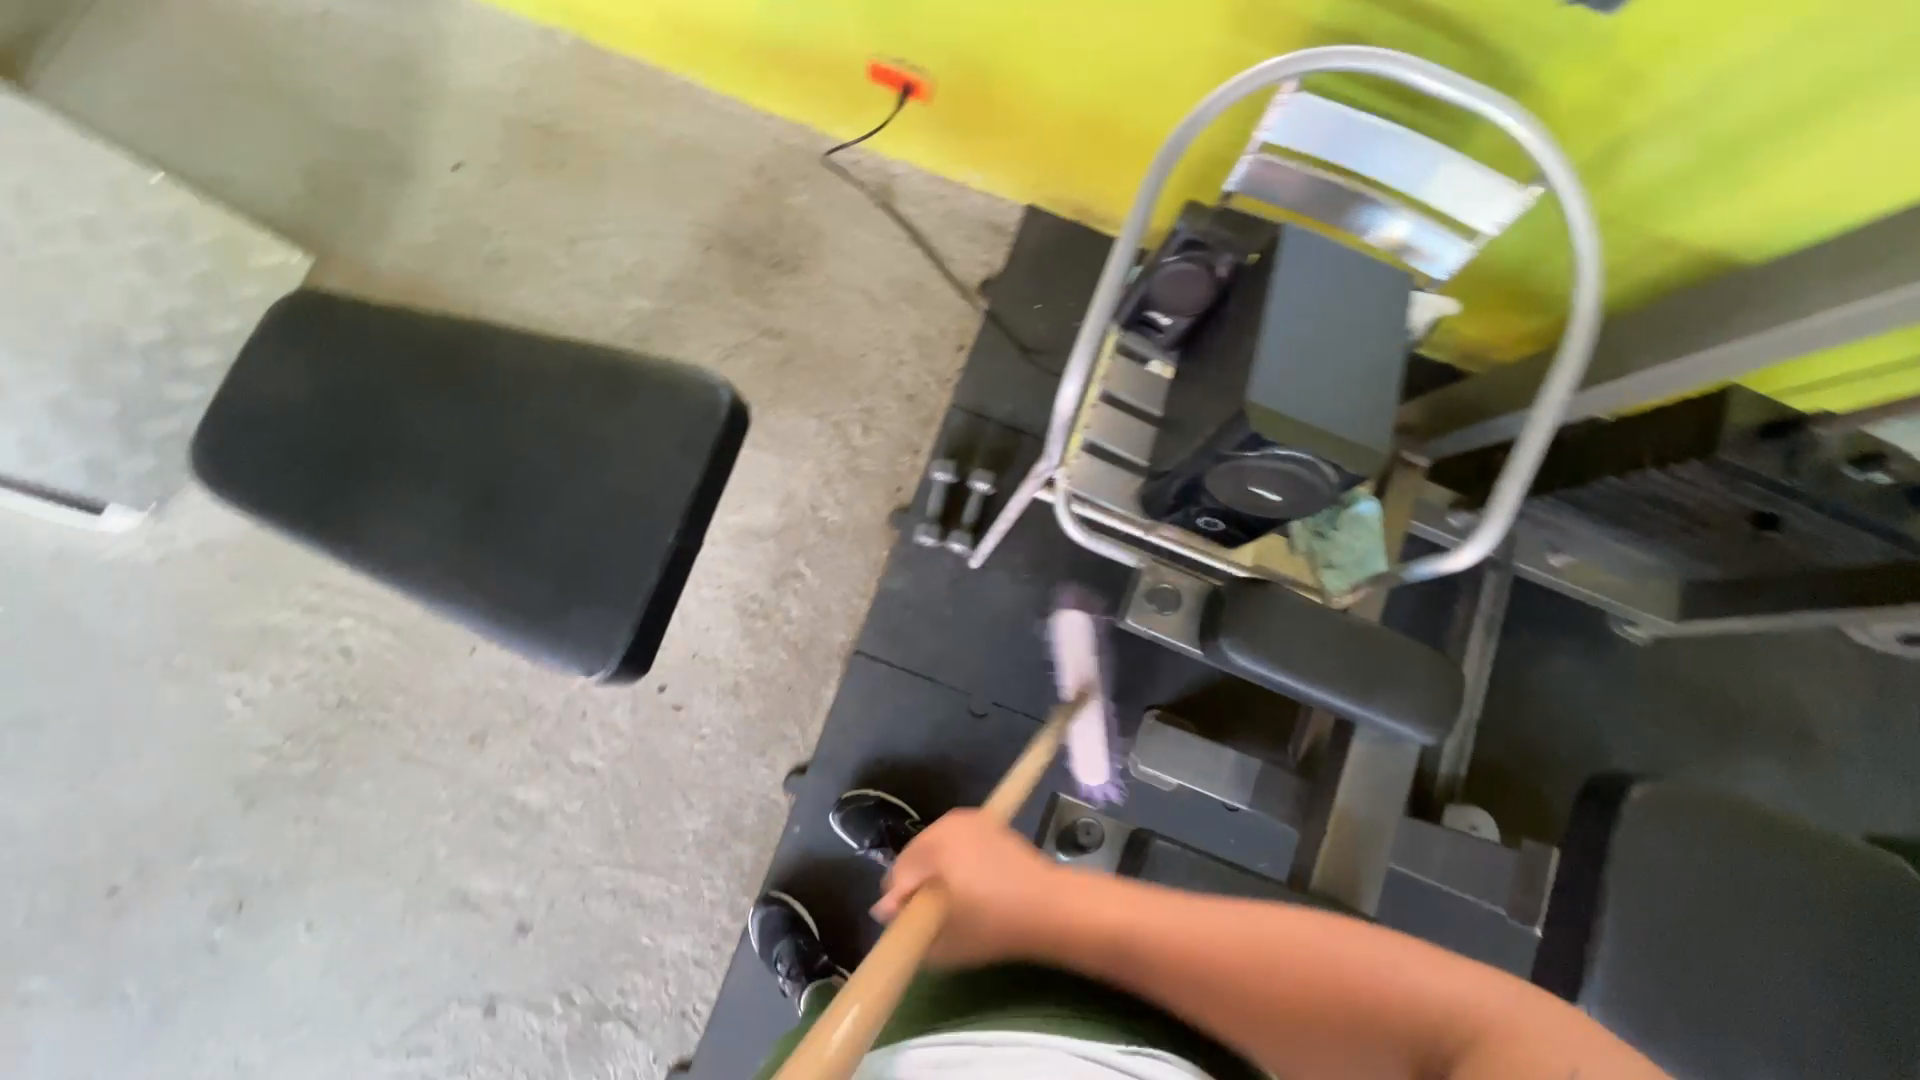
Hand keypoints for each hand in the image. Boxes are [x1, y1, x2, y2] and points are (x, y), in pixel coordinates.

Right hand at [870, 809, 1066, 966]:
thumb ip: (908, 929)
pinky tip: (966, 884)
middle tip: (923, 915)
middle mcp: (946, 824)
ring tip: (945, 900)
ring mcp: (970, 819)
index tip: (904, 926)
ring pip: (934, 847)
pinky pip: (955, 841)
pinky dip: (953, 859)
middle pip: (913, 856)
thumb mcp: (943, 943)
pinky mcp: (988, 824)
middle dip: (913, 883)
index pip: (898, 876)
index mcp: (932, 847)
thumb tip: (889, 915)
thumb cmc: (993, 925)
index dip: (896, 904)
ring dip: (932, 870)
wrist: (1049, 907)